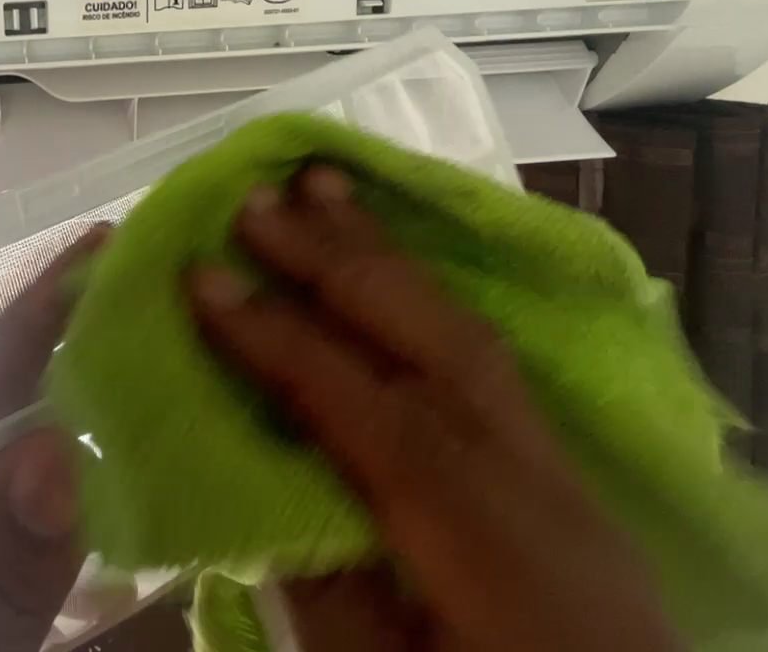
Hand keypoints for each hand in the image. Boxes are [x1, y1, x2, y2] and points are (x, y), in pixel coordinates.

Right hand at [188, 168, 684, 651]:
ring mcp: (564, 473)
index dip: (283, 341)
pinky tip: (381, 256)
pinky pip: (481, 353)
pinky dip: (419, 289)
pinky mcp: (559, 468)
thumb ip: (321, 582)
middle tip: (257, 200)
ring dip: (384, 253)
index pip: (377, 418)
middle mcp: (547, 494)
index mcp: (500, 558)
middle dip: (338, 261)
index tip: (203, 279)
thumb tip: (250, 465)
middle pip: (437, 346)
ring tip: (322, 186)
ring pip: (467, 333)